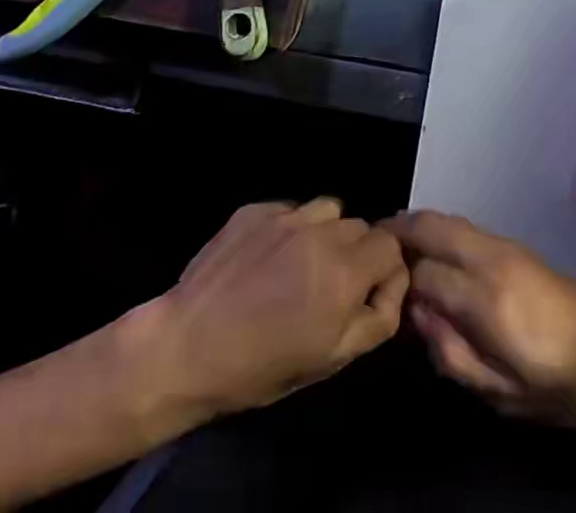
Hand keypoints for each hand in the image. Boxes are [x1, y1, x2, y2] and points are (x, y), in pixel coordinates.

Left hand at [122, 198, 407, 438]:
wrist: (180, 352)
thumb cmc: (261, 366)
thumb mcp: (334, 358)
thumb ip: (381, 316)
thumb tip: (395, 283)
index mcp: (346, 271)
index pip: (391, 246)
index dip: (384, 270)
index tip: (364, 293)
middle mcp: (322, 233)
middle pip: (361, 228)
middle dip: (355, 253)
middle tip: (329, 286)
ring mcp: (286, 217)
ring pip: (329, 211)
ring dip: (326, 234)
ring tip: (301, 264)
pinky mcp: (254, 210)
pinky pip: (291, 209)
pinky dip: (290, 228)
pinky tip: (268, 257)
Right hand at [387, 211, 575, 424]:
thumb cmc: (553, 383)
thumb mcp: (497, 391)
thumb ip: (450, 352)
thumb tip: (418, 314)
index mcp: (486, 299)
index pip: (424, 274)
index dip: (399, 282)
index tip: (383, 293)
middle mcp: (494, 260)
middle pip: (434, 227)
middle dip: (400, 230)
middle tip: (374, 244)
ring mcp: (508, 247)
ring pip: (452, 220)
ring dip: (421, 226)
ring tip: (396, 243)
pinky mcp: (518, 246)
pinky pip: (469, 228)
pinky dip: (443, 230)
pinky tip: (433, 249)